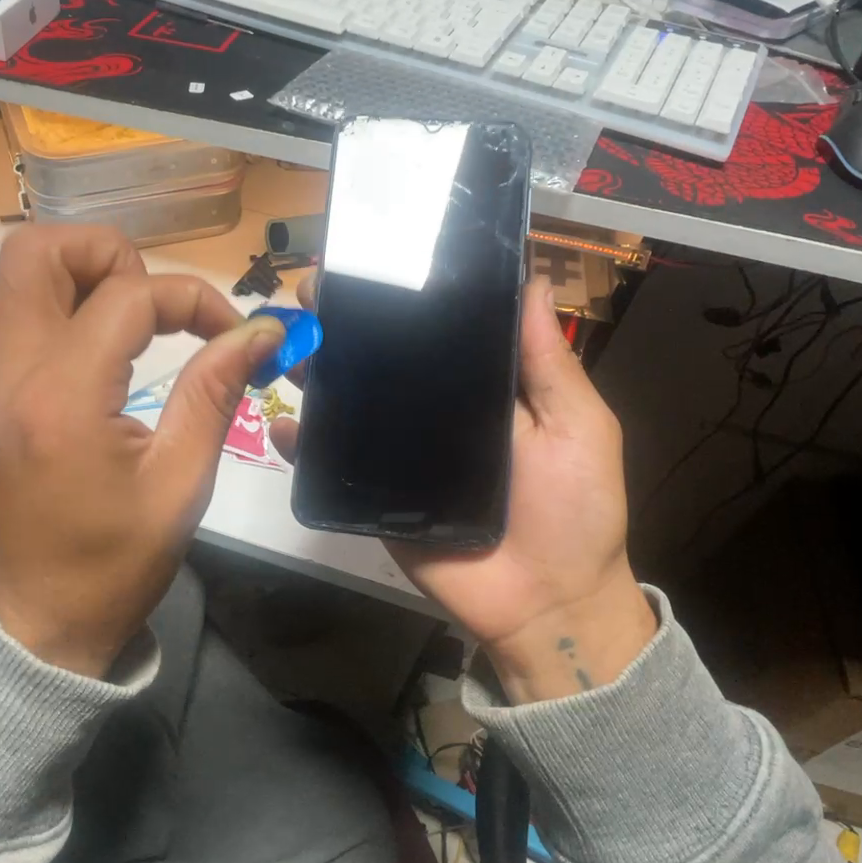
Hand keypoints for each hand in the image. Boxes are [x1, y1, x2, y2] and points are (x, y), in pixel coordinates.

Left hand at [0, 224, 285, 677]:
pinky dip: (64, 304)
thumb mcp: (180, 483)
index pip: (128, 296)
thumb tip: (261, 331)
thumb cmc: (114, 566)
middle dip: (111, 254)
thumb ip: (215, 392)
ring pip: (18, 274)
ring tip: (138, 322)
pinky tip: (108, 349)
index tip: (234, 333)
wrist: (37, 623)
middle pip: (37, 251)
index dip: (193, 298)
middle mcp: (12, 373)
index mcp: (63, 398)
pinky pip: (17, 314)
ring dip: (83, 273)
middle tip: (158, 304)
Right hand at [271, 275, 654, 703]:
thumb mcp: (578, 426)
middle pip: (381, 361)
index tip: (371, 257)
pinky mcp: (372, 498)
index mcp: (480, 390)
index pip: (435, 331)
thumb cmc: (575, 509)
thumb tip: (534, 281)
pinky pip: (333, 467)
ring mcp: (397, 457)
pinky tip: (284, 423)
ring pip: (349, 405)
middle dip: (343, 325)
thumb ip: (549, 362)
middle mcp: (432, 415)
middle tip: (310, 293)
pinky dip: (303, 446)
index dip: (403, 295)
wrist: (547, 605)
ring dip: (315, 371)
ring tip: (286, 343)